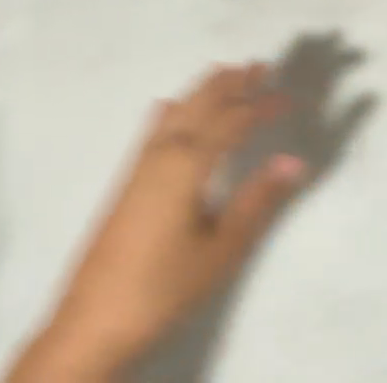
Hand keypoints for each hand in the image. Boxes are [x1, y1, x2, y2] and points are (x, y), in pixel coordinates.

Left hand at [12, 64, 307, 381]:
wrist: (93, 321)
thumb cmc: (164, 286)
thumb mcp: (221, 249)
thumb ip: (257, 200)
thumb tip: (294, 160)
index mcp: (189, 162)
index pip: (234, 120)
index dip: (263, 105)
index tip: (291, 98)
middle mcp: (164, 150)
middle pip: (202, 103)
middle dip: (233, 83)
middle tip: (261, 66)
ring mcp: (142, 163)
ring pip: (179, 110)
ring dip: (206, 90)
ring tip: (228, 74)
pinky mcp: (129, 179)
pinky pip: (156, 127)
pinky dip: (175, 109)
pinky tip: (170, 107)